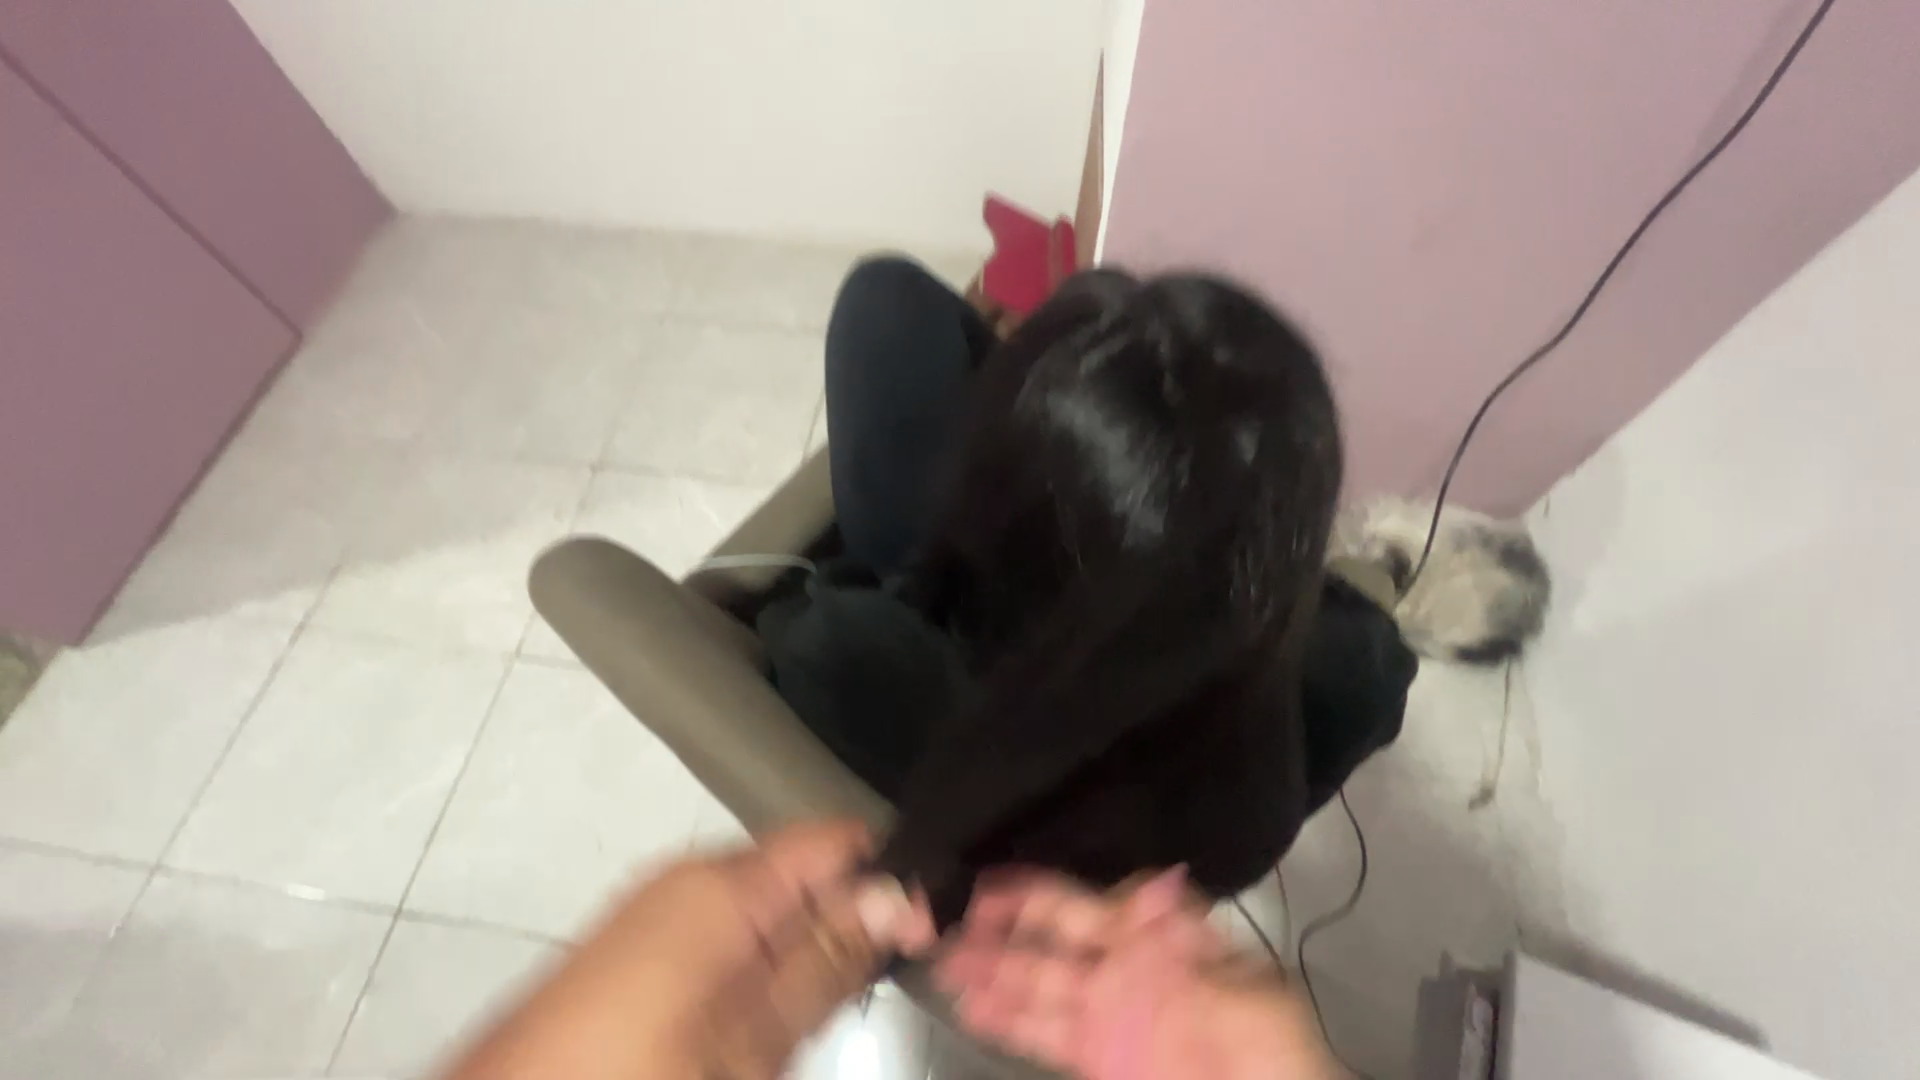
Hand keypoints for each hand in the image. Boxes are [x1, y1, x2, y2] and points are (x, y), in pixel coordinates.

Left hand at [444, 821, 934, 1079]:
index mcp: (723, 883)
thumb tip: (901, 893)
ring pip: (768, 904)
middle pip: (805, 870)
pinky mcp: (641, 940)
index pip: (839, 838)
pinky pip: (726, 928)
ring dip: (804, 948)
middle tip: (872, 991)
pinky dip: (757, 963)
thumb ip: (825, 963)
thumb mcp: (748, 1048)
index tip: (927, 931)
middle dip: (847, 918)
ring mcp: (661, 905)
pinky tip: (757, 1023)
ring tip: (816, 1017)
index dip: (891, 875)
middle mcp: (693, 875)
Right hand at [935, 869, 1344, 1079]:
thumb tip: (1150, 887)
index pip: (1089, 906)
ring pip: (1037, 984)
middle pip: (1051, 941)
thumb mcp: (1256, 998)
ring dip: (991, 971)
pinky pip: (1044, 1033)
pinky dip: (1007, 1019)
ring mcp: (1108, 1017)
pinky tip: (974, 1007)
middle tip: (947, 913)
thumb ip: (1197, 949)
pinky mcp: (1098, 1057)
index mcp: (1160, 946)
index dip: (1040, 893)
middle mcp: (1124, 971)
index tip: (991, 881)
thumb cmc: (1280, 1059)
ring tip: (944, 958)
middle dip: (1000, 926)